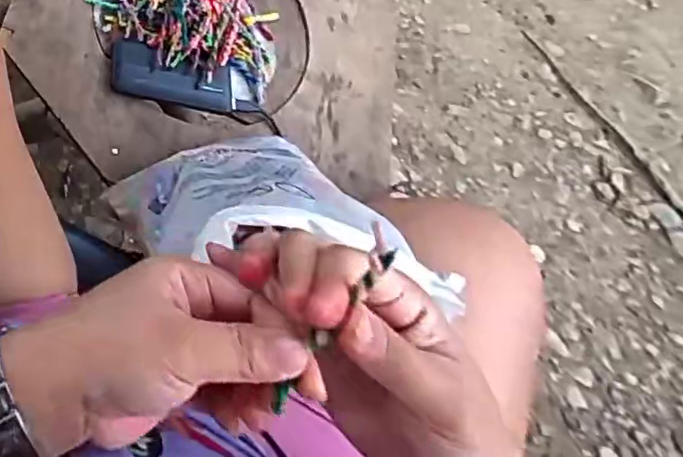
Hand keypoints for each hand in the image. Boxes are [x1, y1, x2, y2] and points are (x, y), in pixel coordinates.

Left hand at [0, 256, 320, 452]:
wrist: (63, 388)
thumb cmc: (120, 350)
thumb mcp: (184, 346)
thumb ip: (243, 349)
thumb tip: (300, 350)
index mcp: (184, 277)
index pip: (248, 297)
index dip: (283, 332)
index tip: (314, 376)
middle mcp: (185, 303)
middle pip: (246, 330)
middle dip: (270, 366)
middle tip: (294, 403)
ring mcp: (179, 340)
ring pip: (236, 362)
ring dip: (253, 389)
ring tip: (255, 416)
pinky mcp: (174, 375)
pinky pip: (219, 385)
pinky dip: (233, 402)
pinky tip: (239, 421)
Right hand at [209, 231, 517, 456]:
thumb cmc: (458, 430)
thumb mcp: (443, 400)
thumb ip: (397, 359)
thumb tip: (348, 322)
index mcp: (395, 294)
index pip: (352, 261)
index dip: (329, 276)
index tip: (317, 314)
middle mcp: (351, 290)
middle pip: (308, 251)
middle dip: (288, 269)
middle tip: (285, 307)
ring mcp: (322, 310)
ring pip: (280, 268)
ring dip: (262, 277)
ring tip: (246, 295)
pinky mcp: (299, 335)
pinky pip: (268, 303)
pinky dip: (246, 290)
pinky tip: (224, 276)